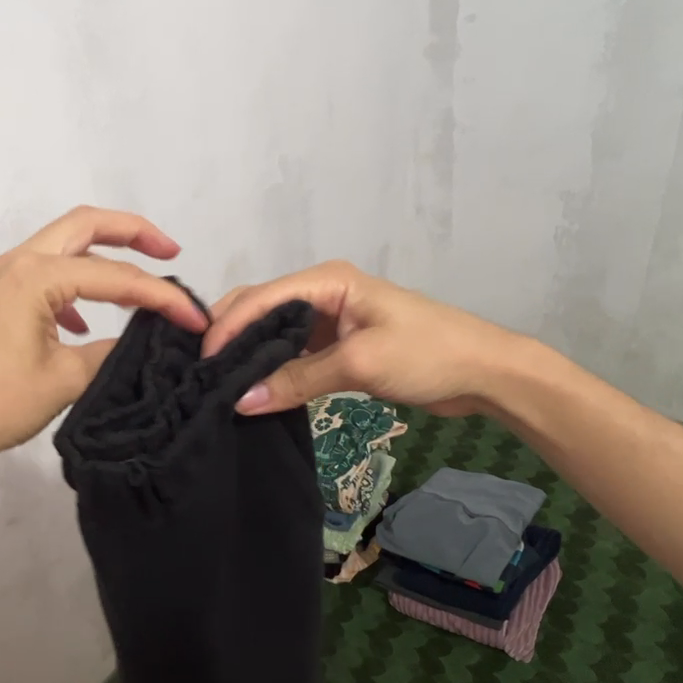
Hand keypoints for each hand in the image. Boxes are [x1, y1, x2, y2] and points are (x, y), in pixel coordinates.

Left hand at [0, 207, 206, 463]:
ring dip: (104, 252)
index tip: (194, 318)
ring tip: (141, 276)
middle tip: (172, 251)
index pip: (114, 275)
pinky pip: (46, 273)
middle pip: (85, 225)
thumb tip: (146, 339)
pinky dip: (76, 283)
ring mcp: (2, 278)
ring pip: (64, 245)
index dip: (161, 295)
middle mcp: (17, 263)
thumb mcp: (66, 379)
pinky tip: (89, 320)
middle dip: (132, 232)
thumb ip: (112, 351)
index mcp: (35, 276)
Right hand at [201, 260, 527, 417]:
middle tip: (198, 372)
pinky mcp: (336, 344)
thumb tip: (240, 402)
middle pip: (260, 308)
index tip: (200, 362)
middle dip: (228, 335)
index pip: (261, 297)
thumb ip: (298, 380)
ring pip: (273, 332)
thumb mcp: (359, 364)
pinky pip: (291, 353)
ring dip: (247, 354)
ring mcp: (329, 319)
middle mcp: (322, 292)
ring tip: (215, 382)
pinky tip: (250, 387)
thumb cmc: (426, 354)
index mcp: (328, 280)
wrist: (484, 372)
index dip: (226, 327)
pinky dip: (270, 368)